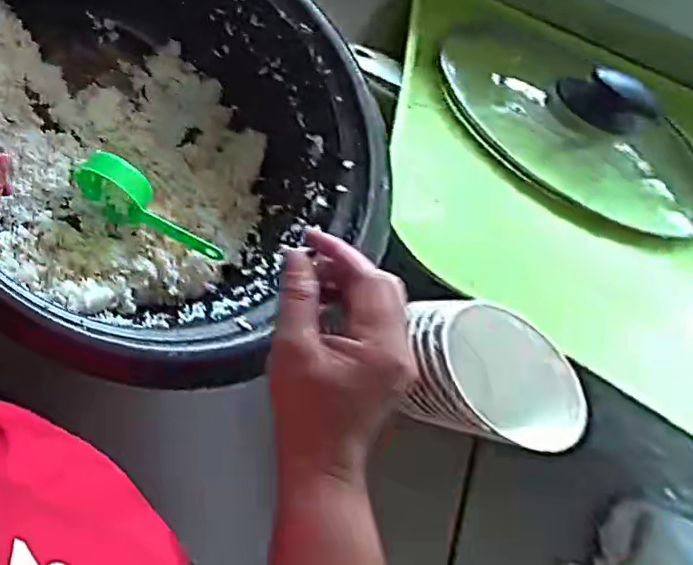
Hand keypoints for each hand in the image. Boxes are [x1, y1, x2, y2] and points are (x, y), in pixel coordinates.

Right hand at [269, 228, 414, 485]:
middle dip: (344, 265)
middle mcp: (401, 350)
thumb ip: (298, 295)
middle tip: (305, 255)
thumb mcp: (292, 344)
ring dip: (345, 282)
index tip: (309, 235)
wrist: (321, 457)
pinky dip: (347, 302)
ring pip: (379, 302)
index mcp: (383, 346)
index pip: (371, 281)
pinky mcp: (386, 365)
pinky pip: (372, 319)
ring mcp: (397, 359)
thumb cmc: (304, 406)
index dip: (340, 252)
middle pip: (383, 288)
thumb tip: (296, 256)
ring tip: (307, 276)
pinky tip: (318, 301)